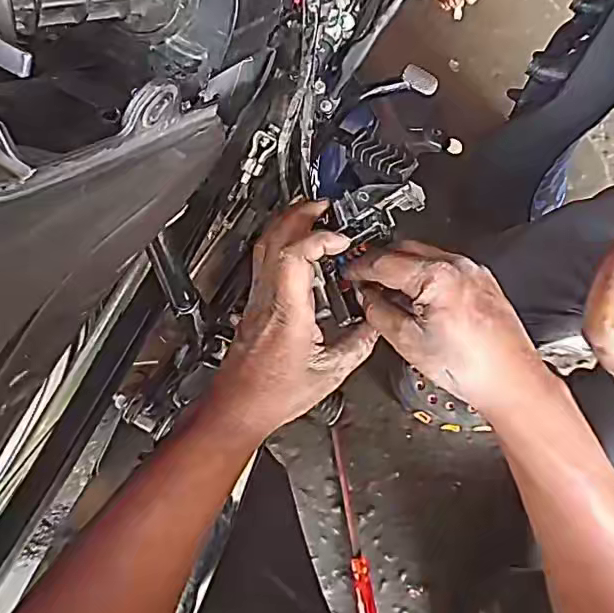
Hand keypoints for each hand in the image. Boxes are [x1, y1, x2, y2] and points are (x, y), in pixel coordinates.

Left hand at [204, 201, 376, 437]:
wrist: (239, 406)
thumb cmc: (273, 394)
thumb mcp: (330, 372)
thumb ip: (358, 344)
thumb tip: (374, 325)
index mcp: (288, 312)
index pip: (294, 255)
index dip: (319, 238)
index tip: (341, 240)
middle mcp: (268, 299)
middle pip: (274, 239)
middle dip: (300, 214)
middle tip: (324, 206)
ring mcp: (257, 299)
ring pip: (264, 246)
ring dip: (287, 223)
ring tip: (310, 215)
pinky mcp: (254, 304)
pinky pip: (264, 261)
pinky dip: (282, 243)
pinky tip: (298, 248)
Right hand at [346, 241, 554, 417]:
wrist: (511, 381)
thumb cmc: (472, 368)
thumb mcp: (408, 342)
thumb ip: (378, 313)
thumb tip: (366, 298)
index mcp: (437, 276)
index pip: (385, 262)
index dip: (360, 267)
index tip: (349, 272)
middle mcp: (458, 266)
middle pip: (405, 249)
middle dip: (380, 262)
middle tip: (363, 279)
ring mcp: (473, 271)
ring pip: (425, 256)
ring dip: (402, 267)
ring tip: (388, 291)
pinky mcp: (482, 281)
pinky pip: (445, 267)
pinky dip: (424, 275)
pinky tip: (417, 296)